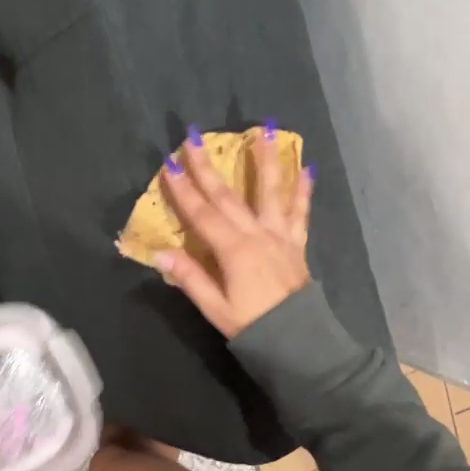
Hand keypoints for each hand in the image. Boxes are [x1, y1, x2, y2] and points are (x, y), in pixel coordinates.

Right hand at [155, 125, 314, 337]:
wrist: (298, 340)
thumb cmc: (252, 326)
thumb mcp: (215, 307)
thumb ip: (190, 278)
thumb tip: (161, 253)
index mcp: (233, 250)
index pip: (201, 214)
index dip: (183, 190)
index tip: (169, 164)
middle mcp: (256, 234)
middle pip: (228, 196)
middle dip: (208, 167)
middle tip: (194, 138)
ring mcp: (279, 235)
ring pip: (271, 192)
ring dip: (266, 160)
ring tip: (265, 130)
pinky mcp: (296, 243)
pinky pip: (300, 211)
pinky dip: (303, 190)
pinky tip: (308, 168)